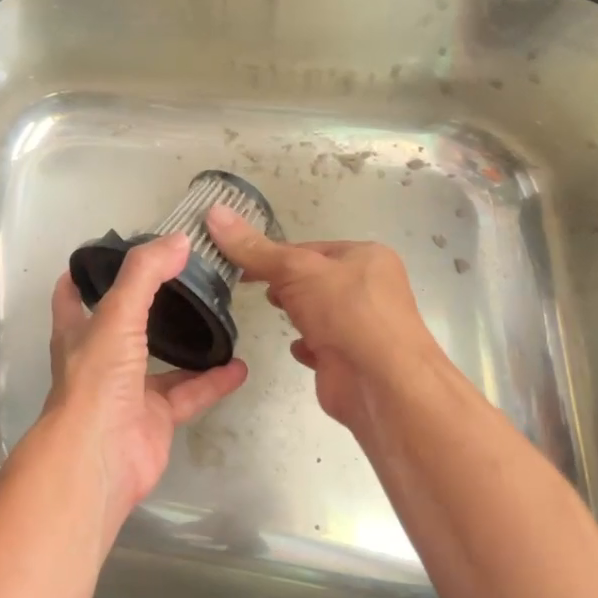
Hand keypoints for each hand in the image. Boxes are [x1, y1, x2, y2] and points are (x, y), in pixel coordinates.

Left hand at [41, 233, 247, 539]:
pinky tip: (238, 366)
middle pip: (120, 323)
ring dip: (183, 341)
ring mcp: (127, 389)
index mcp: (77, 330)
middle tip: (180, 276)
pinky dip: (212, 381)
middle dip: (144, 303)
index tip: (110, 250)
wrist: (99, 456)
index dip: (86, 272)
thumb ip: (144, 275)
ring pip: (159, 359)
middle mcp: (99, 356)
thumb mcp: (117, 315)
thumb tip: (177, 240)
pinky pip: (188, 394)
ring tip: (214, 315)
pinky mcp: (154, 417)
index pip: (73, 292)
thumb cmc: (96, 379)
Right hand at [205, 204, 445, 430]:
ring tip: (278, 316)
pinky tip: (297, 348)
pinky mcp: (352, 359)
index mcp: (366, 257)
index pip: (307, 248)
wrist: (383, 385)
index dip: (271, 254)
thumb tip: (213, 211)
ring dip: (296, 314)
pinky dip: (306, 345)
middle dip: (283, 285)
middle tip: (256, 290)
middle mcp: (369, 288)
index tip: (239, 263)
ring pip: (316, 311)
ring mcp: (362, 326)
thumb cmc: (346, 313)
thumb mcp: (294, 270)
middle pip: (310, 278)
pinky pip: (320, 344)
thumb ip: (253, 248)